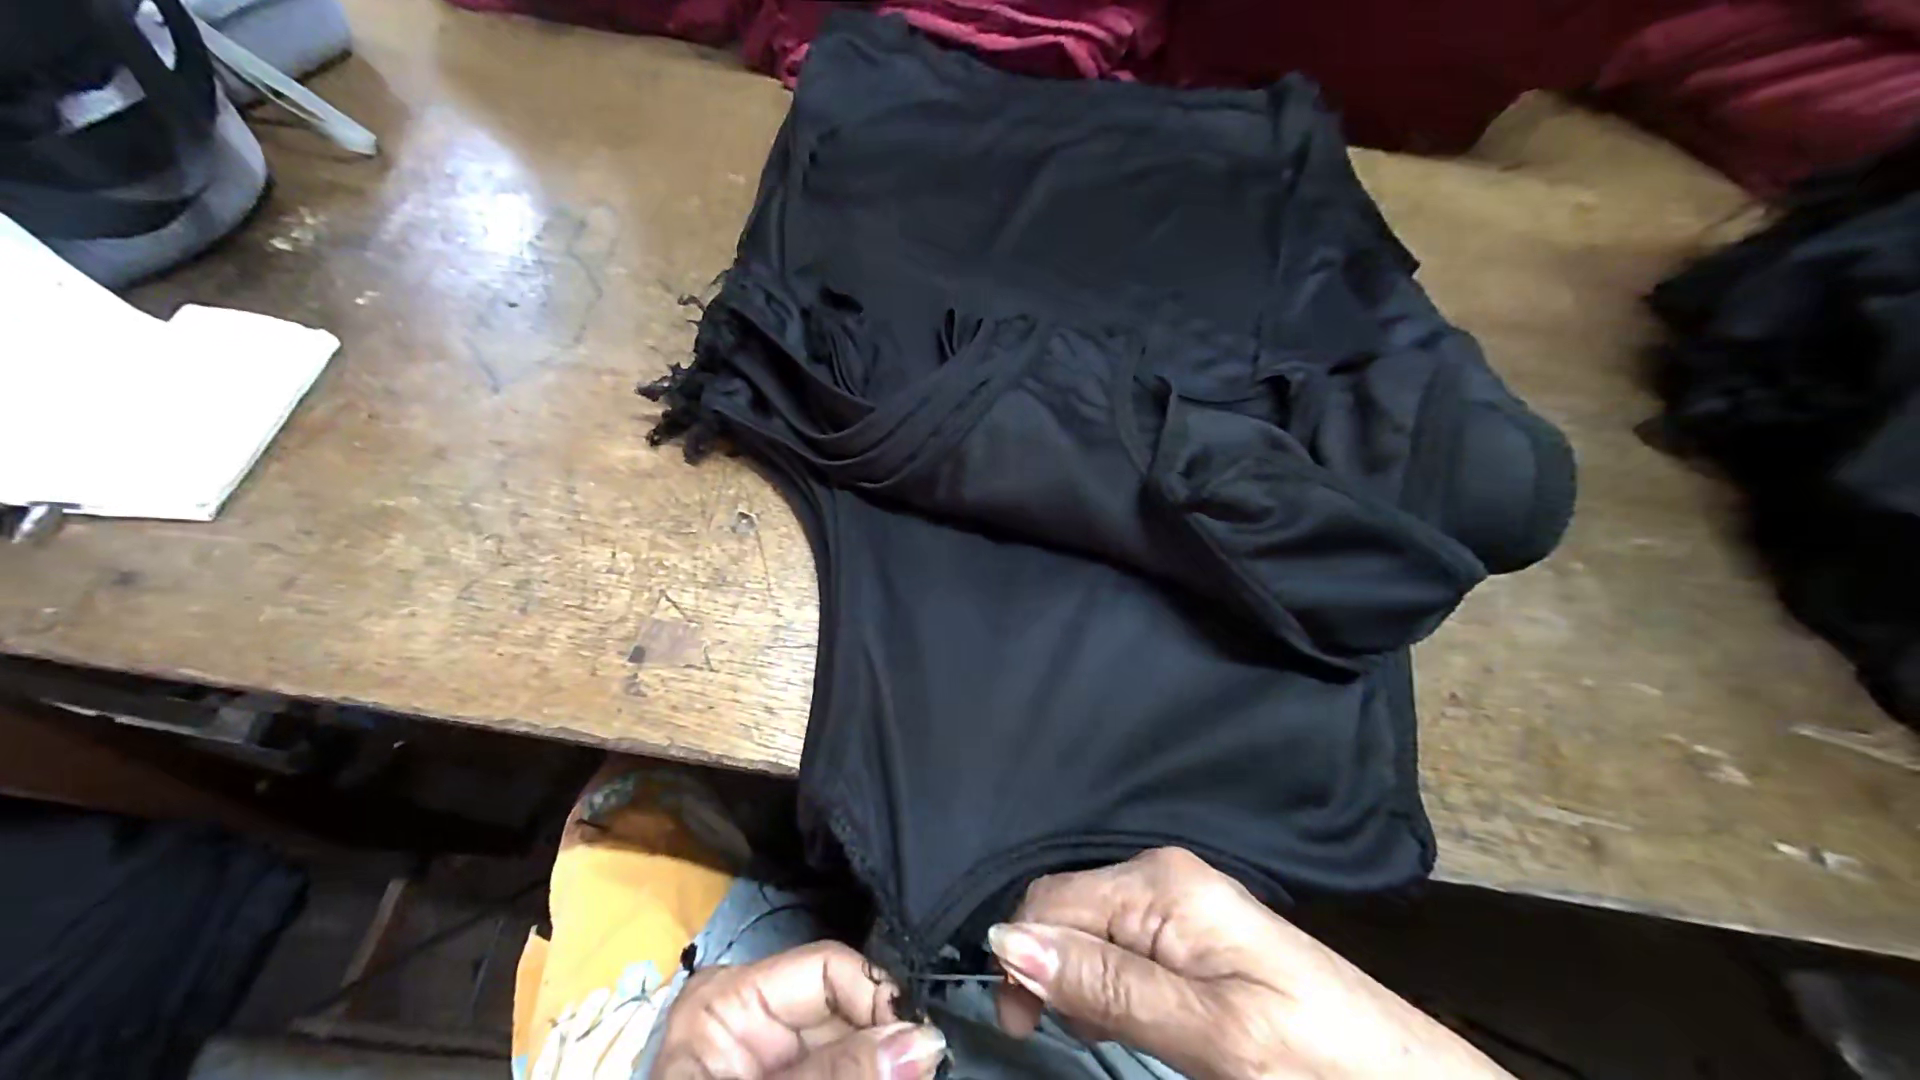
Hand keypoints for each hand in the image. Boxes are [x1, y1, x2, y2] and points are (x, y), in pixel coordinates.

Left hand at [653, 941, 946, 1079]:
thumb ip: (836, 1075)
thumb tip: (923, 1042)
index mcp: (732, 1002)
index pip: (826, 968)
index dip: (877, 996)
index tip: (920, 1043)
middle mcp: (760, 1024)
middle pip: (847, 1010)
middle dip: (887, 1042)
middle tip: (926, 1071)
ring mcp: (779, 1064)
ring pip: (855, 1049)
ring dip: (886, 1067)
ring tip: (916, 1075)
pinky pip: (846, 1073)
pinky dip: (872, 1077)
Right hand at [988, 848, 1513, 1079]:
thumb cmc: (1314, 1062)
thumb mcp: (1210, 1035)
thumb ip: (1108, 984)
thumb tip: (1006, 940)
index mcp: (1160, 882)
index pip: (1051, 901)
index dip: (1021, 958)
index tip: (1021, 1029)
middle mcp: (1160, 871)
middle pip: (1065, 907)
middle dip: (1049, 968)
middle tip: (1075, 1036)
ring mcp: (1177, 896)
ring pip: (1087, 926)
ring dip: (1075, 978)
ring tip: (1101, 1031)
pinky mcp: (1190, 925)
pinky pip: (1118, 939)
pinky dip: (1103, 979)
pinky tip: (1122, 1013)